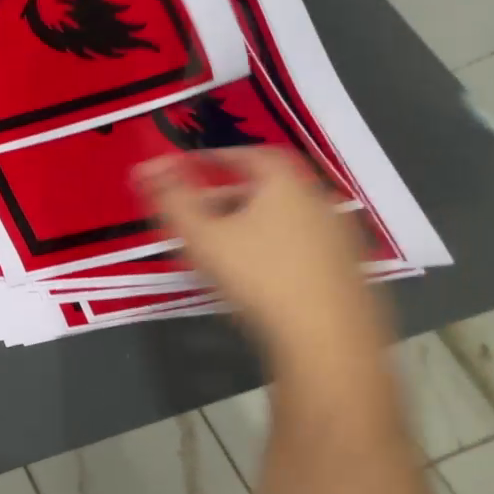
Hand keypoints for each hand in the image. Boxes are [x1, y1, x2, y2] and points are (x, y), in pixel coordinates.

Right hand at [134, 147, 385, 352]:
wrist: (328, 338)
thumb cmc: (256, 275)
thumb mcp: (199, 234)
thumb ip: (169, 197)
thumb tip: (144, 166)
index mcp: (286, 186)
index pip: (251, 155)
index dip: (218, 156)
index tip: (190, 167)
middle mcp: (320, 203)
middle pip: (268, 187)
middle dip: (227, 194)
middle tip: (195, 212)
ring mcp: (340, 237)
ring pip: (284, 216)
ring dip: (249, 221)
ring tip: (218, 244)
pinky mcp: (349, 269)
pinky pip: (301, 242)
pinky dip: (272, 244)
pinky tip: (252, 270)